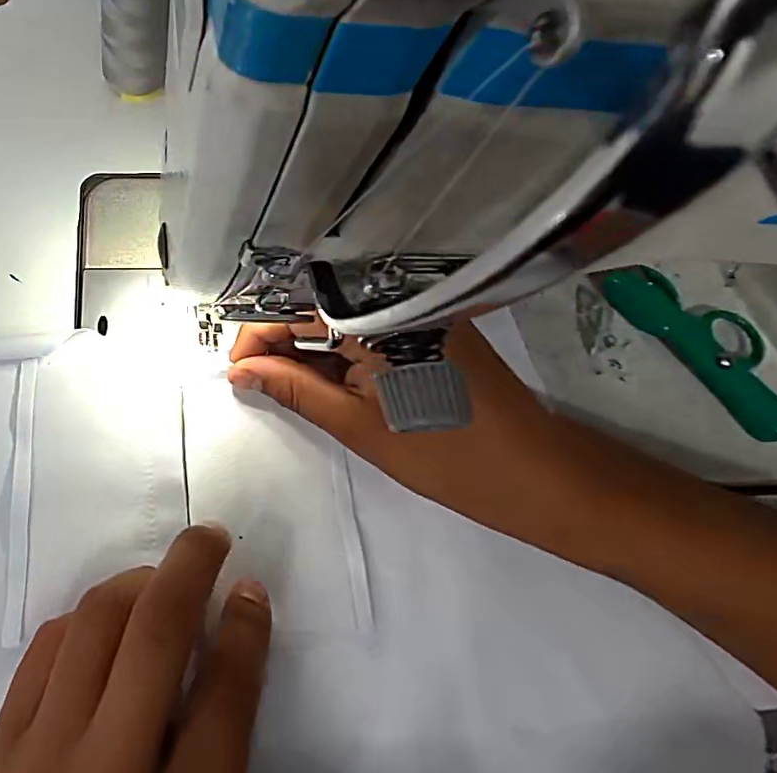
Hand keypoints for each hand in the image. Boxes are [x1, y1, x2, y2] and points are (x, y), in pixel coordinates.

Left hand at [0, 525, 272, 772]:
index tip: (251, 591)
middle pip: (155, 636)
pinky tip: (99, 622)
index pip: (223, 704)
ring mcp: (39, 757)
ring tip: (159, 576)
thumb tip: (230, 675)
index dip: (244, 635)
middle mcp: (105, 772)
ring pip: (94, 626)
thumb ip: (216, 764)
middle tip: (210, 538)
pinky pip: (41, 654)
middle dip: (190, 571)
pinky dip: (78, 623)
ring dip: (134, 583)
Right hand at [226, 319, 588, 549]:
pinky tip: (326, 383)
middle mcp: (397, 299)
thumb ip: (293, 389)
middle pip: (317, 310)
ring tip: (287, 389)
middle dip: (279, 344)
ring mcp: (416, 311)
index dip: (256, 336)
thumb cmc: (449, 457)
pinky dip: (341, 354)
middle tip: (254, 383)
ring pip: (340, 321)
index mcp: (378, 316)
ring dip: (309, 351)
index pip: (296, 310)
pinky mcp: (428, 326)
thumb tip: (240, 372)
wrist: (542, 477)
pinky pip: (368, 330)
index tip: (235, 370)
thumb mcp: (358, 425)